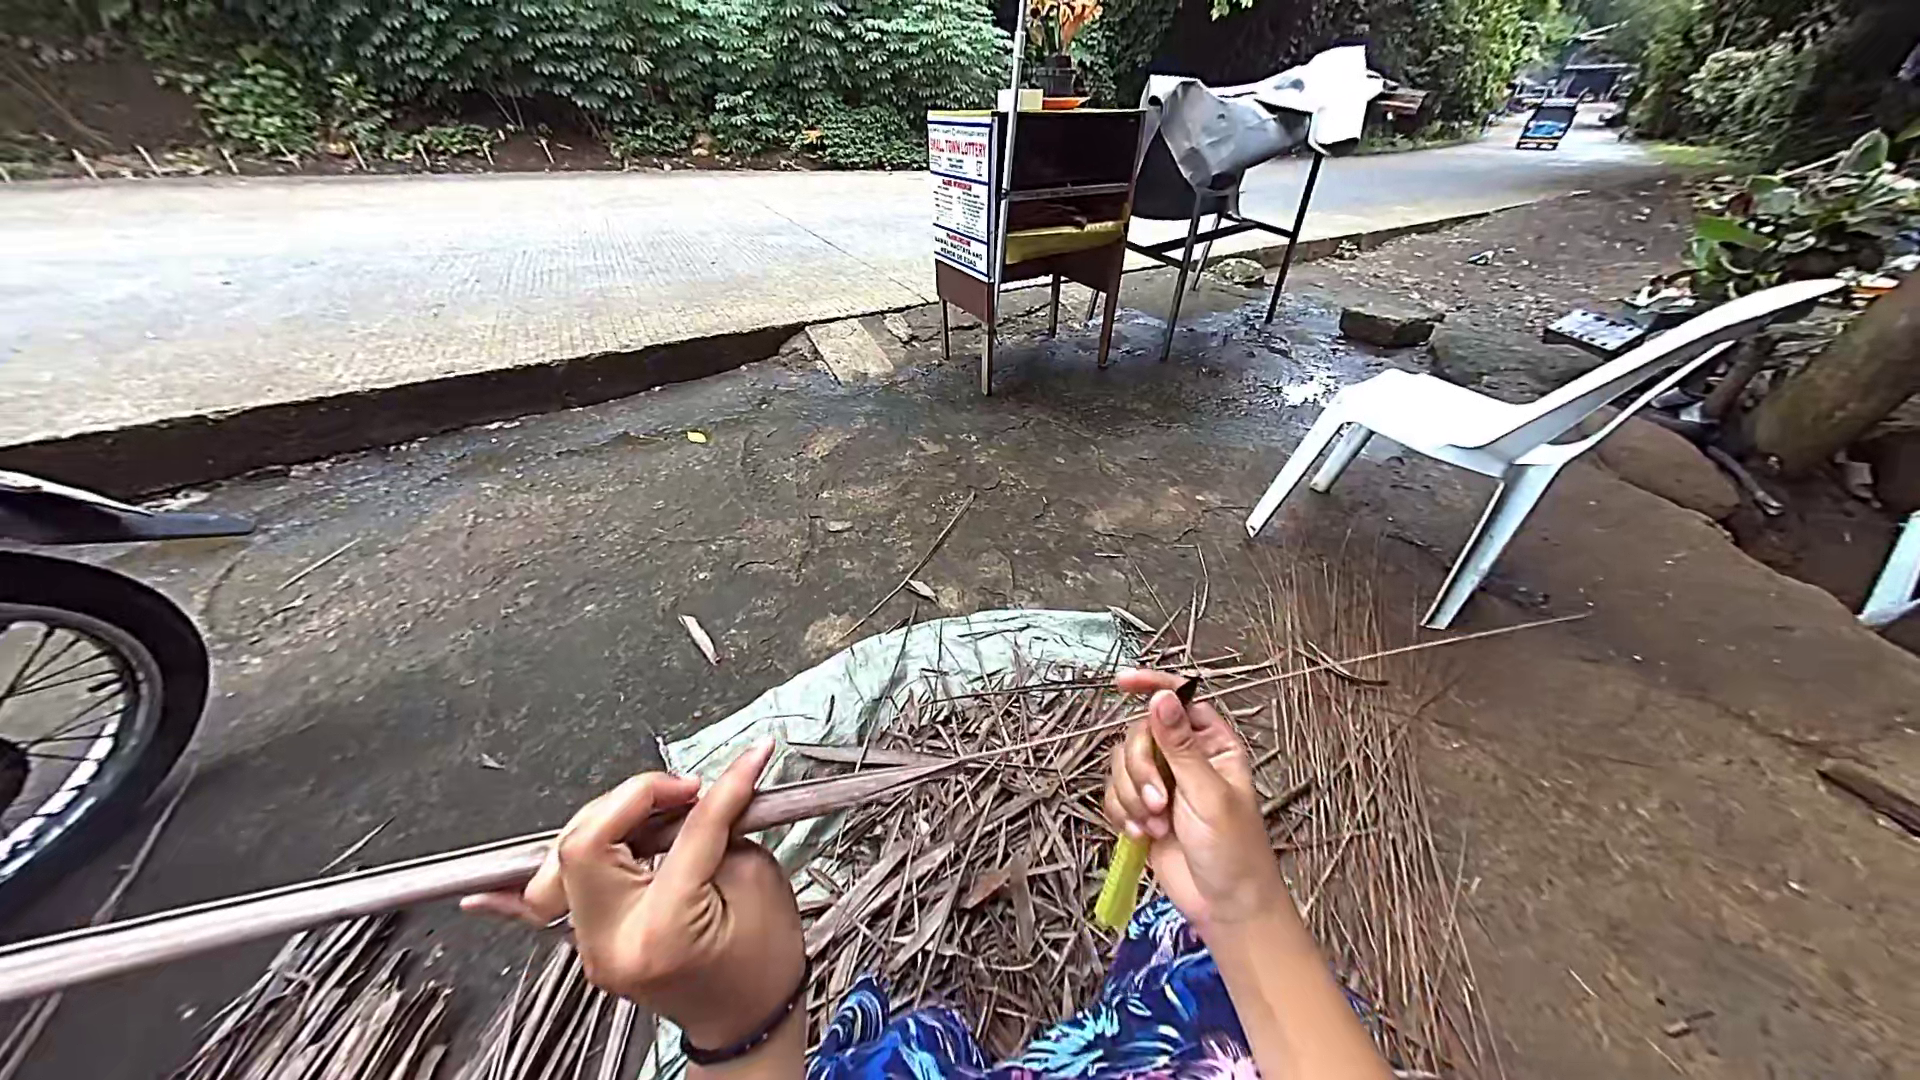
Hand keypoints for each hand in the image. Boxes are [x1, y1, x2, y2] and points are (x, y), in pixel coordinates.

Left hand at [461, 739, 805, 1049]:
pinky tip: (487, 887)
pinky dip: (514, 892)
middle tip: (686, 790)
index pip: (687, 829)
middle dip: (640, 796)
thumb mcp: (756, 877)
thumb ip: (725, 824)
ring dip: (604, 820)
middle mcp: (613, 940)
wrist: (749, 1017)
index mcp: (663, 928)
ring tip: (648, 810)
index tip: (747, 762)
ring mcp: (593, 946)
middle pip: (589, 839)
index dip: (724, 787)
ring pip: (561, 862)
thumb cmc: (761, 963)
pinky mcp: (590, 943)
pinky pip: (538, 913)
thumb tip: (716, 784)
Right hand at [1102, 670, 1289, 937]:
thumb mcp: (1208, 794)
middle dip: (1141, 768)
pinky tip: (1141, 833)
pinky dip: (1121, 812)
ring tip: (1156, 824)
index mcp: (1212, 744)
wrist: (1224, 910)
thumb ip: (1180, 745)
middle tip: (1159, 800)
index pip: (1178, 700)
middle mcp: (1183, 756)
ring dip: (1132, 796)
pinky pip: (1113, 791)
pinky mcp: (1140, 806)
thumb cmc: (1235, 853)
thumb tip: (1161, 698)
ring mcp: (1160, 781)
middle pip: (1140, 733)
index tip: (1123, 682)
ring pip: (1122, 763)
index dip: (1152, 686)